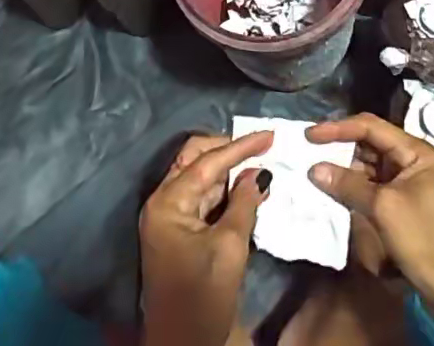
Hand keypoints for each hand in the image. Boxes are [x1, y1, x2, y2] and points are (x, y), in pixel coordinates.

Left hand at [139, 130, 273, 345]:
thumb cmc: (203, 297)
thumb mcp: (230, 246)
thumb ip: (245, 202)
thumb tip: (258, 172)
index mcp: (169, 202)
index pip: (209, 161)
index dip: (242, 146)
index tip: (270, 135)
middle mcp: (163, 202)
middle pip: (195, 158)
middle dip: (228, 150)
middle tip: (261, 148)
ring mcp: (168, 217)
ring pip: (199, 176)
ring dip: (227, 170)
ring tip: (259, 164)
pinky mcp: (177, 231)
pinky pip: (202, 196)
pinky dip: (223, 189)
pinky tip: (246, 188)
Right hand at [306, 114, 433, 345]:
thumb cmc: (425, 238)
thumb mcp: (384, 208)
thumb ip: (349, 185)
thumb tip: (314, 168)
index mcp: (414, 150)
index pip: (371, 126)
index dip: (339, 127)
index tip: (310, 135)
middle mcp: (411, 159)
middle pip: (369, 143)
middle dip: (339, 145)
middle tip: (307, 150)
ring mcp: (406, 183)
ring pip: (367, 166)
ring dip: (343, 167)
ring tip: (312, 168)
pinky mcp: (401, 205)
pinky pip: (371, 186)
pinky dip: (351, 187)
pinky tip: (331, 190)